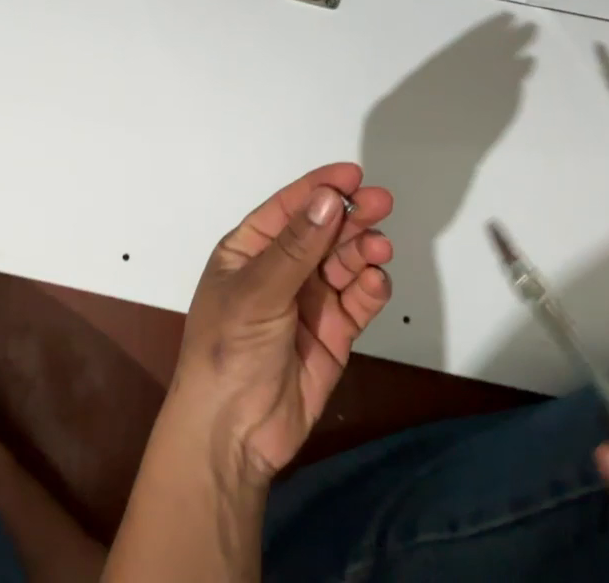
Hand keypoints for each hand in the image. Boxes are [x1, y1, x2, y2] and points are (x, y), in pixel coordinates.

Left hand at [166, 162, 394, 484]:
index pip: (287, 209)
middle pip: (323, 232)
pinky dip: (369, 289)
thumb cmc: (228, 350)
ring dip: (362, 251)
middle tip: (380, 204)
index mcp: (248, 252)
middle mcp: (279, 271)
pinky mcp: (333, 334)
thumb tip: (328, 200)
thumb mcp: (256, 292)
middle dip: (351, 217)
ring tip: (378, 247)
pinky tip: (375, 282)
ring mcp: (308, 303)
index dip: (319, 189)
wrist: (233, 432)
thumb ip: (296, 248)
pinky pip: (357, 301)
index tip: (353, 175)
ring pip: (344, 264)